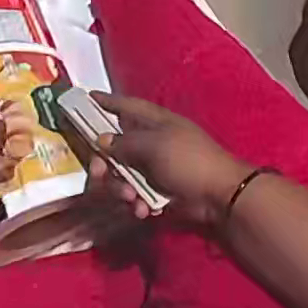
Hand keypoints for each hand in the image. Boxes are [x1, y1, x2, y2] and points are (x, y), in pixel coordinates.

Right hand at [90, 94, 253, 226]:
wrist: (219, 195)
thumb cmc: (188, 161)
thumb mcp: (154, 146)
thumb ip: (125, 142)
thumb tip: (102, 140)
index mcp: (156, 123)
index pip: (128, 106)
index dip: (109, 102)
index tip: (88, 98)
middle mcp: (153, 142)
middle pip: (115, 148)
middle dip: (105, 163)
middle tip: (101, 173)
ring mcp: (155, 168)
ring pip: (122, 175)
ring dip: (121, 188)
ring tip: (131, 198)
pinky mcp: (159, 191)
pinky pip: (136, 194)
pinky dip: (137, 202)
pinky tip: (144, 209)